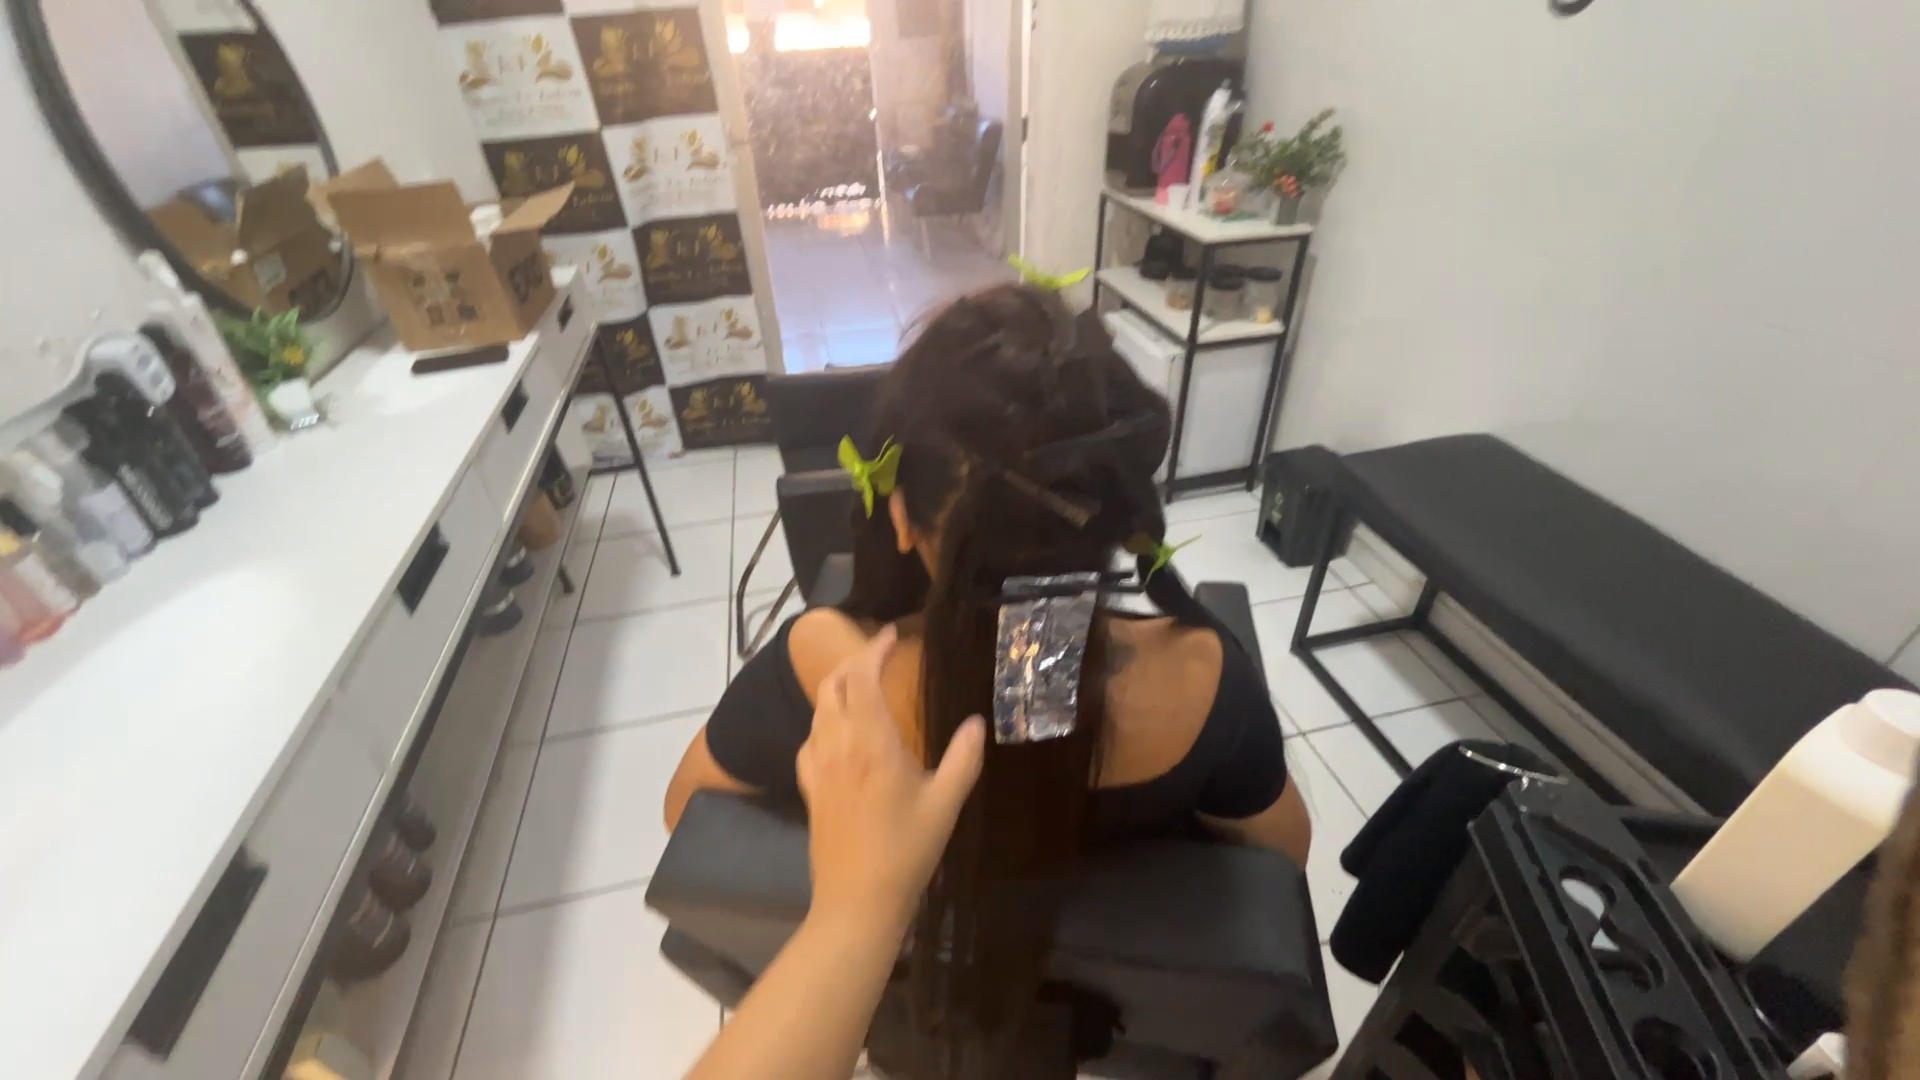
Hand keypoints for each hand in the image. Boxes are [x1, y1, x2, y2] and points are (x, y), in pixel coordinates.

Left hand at [796, 626, 985, 926]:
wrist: (856, 901)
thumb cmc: (906, 850)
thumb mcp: (946, 803)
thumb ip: (963, 758)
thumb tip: (976, 722)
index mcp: (872, 741)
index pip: (863, 677)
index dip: (874, 649)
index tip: (892, 634)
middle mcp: (838, 743)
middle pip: (834, 684)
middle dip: (854, 660)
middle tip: (880, 653)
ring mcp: (818, 765)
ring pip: (819, 708)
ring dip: (838, 685)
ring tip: (862, 683)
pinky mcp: (810, 787)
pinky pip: (810, 737)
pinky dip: (824, 719)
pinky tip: (837, 731)